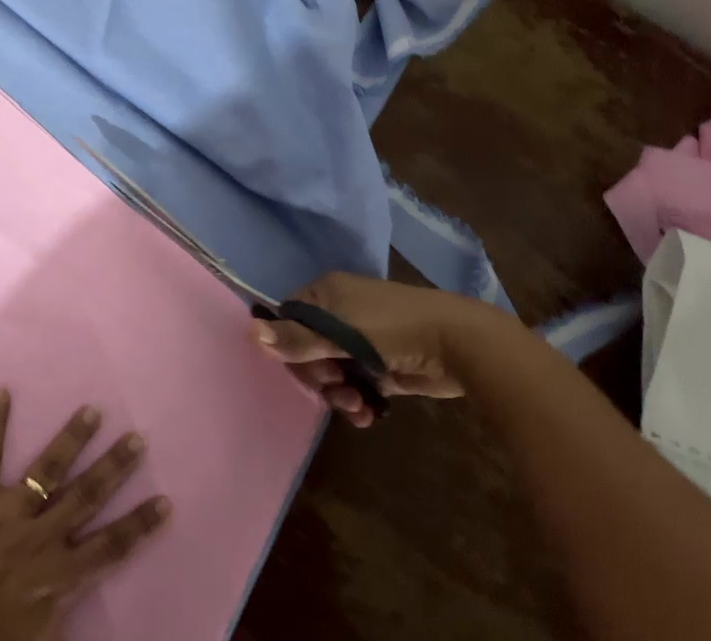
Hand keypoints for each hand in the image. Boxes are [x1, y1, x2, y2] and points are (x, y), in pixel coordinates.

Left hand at [0, 388, 171, 640]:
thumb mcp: (39, 633)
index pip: (112, 546)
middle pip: (86, 496)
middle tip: (136, 438)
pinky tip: (2, 391)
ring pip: (47, 468)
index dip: (140, 524)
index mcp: (60, 574)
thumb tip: (77, 589)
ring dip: (71, 438)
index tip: (165, 501)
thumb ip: (61, 606)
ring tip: (91, 411)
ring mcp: (7, 511)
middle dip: (114, 466)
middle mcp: (40, 536)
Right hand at [253, 271, 507, 427]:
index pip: (288, 321)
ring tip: (358, 408)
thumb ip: (295, 338)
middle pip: (308, 350)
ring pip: (332, 372)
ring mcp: (362, 341)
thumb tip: (249, 334)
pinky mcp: (383, 366)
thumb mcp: (340, 331)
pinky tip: (368, 416)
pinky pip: (356, 385)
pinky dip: (357, 401)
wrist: (461, 344)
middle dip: (319, 377)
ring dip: (338, 394)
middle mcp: (340, 315)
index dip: (290, 347)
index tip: (307, 367)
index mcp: (325, 295)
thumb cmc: (394, 328)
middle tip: (337, 389)